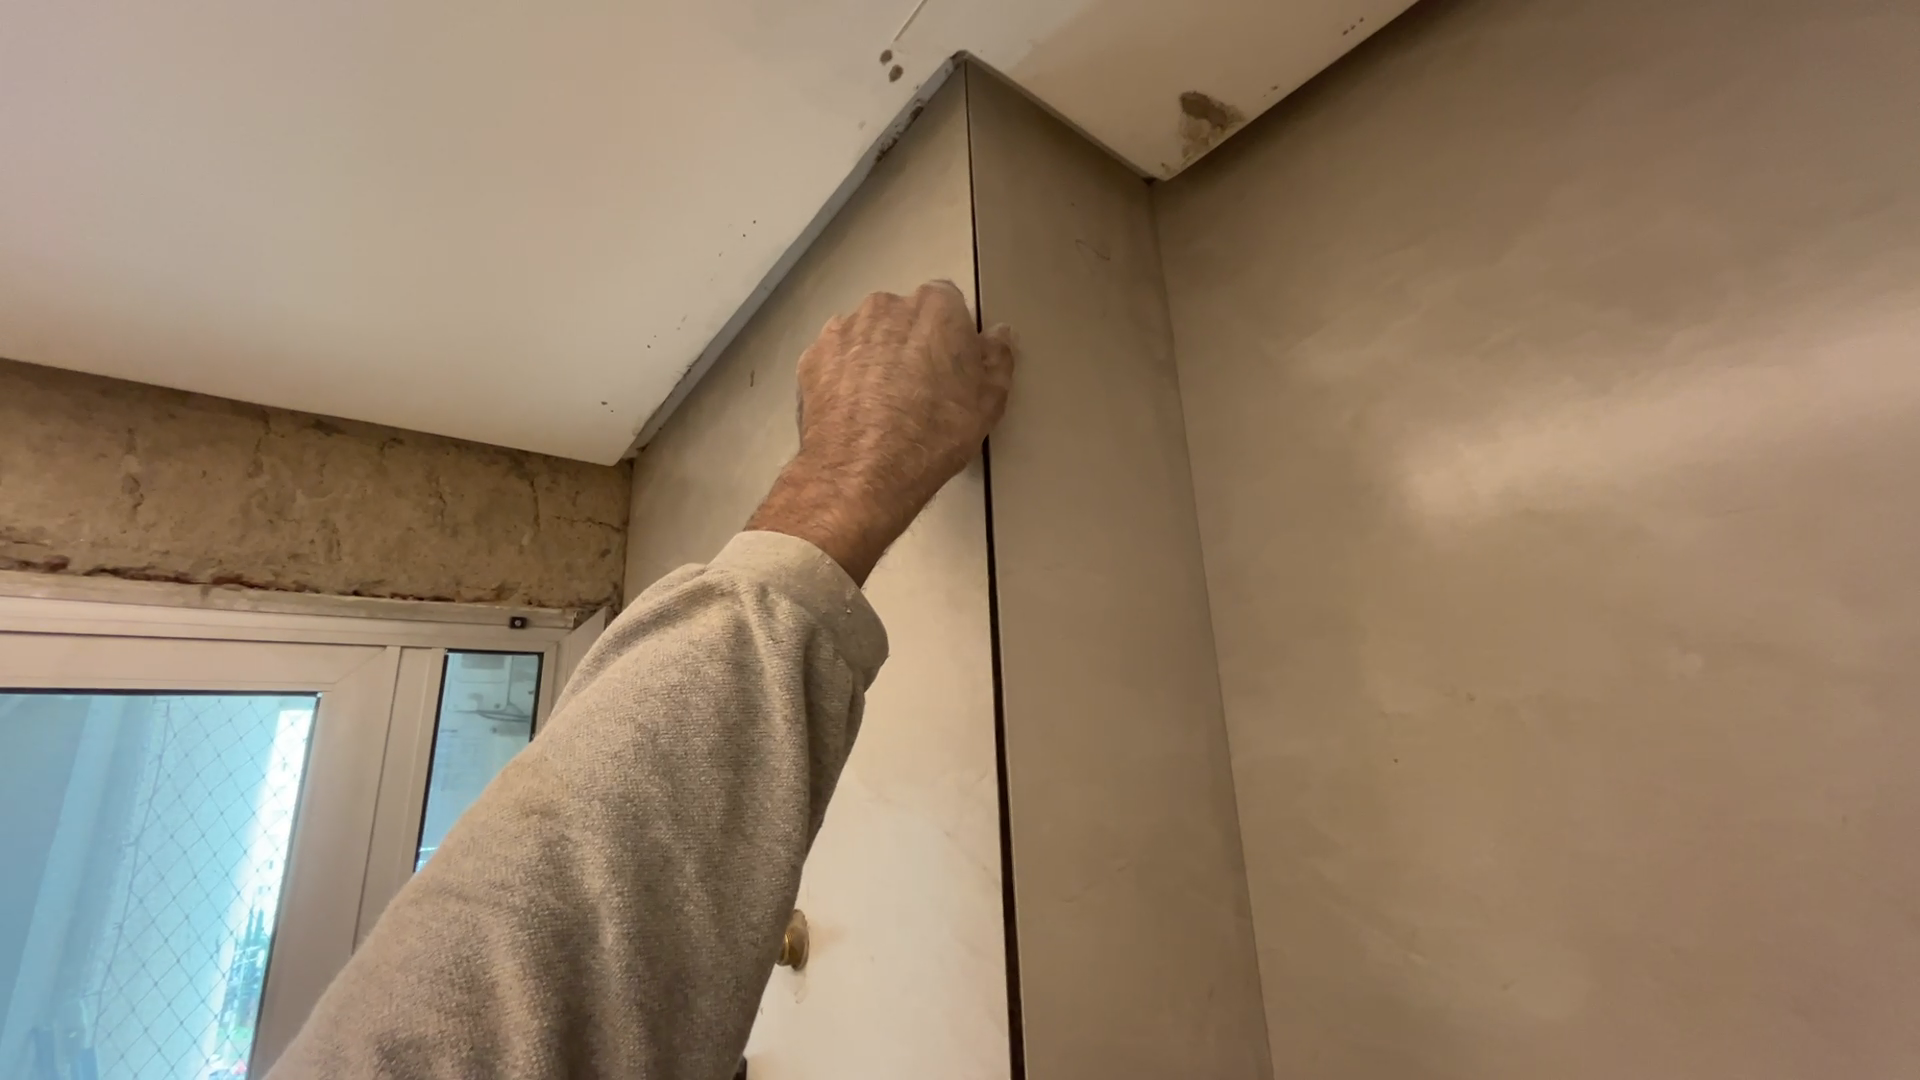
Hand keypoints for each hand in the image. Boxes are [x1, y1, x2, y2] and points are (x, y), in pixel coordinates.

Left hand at [747, 281, 1015, 582]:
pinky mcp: (812, 357)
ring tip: (884, 406)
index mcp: (935, 308)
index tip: (953, 368)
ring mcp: (843, 329)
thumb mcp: (988, 403)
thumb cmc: (933, 436)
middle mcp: (886, 306)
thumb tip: (1000, 336)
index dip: (952, 337)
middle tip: (920, 390)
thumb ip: (998, 359)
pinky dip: (844, 377)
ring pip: (867, 336)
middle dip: (912, 344)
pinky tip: (855, 411)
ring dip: (876, 358)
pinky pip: (836, 359)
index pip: (949, 305)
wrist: (863, 474)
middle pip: (904, 318)